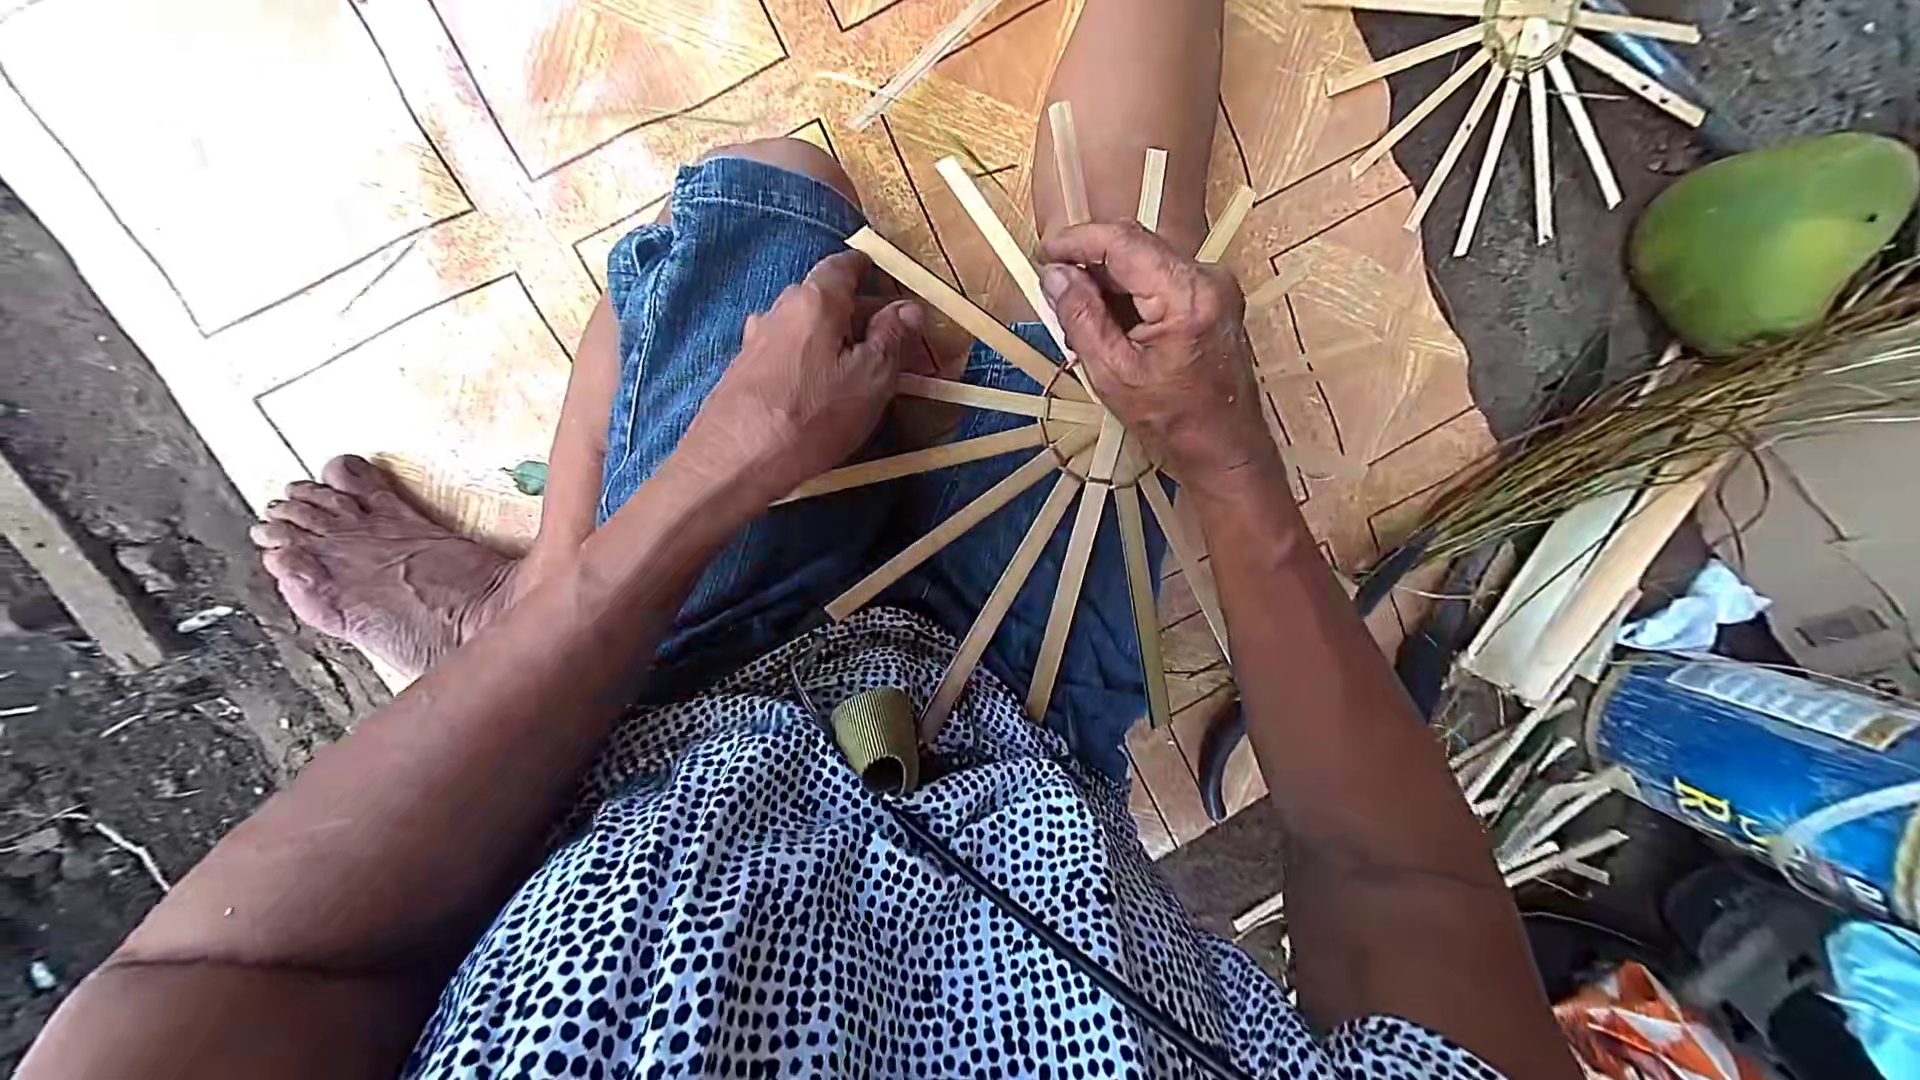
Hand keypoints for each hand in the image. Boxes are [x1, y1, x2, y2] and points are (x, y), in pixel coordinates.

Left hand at [675, 250, 923, 502]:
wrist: (736, 460)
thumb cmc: (813, 417)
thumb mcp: (870, 380)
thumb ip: (892, 339)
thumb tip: (909, 308)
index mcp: (815, 301)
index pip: (844, 266)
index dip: (869, 270)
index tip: (887, 282)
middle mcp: (780, 309)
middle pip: (825, 297)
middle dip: (858, 312)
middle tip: (887, 339)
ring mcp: (756, 339)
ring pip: (805, 327)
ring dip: (832, 338)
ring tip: (855, 369)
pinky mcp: (743, 370)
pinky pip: (787, 351)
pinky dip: (809, 359)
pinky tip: (817, 389)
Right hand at [1039, 223, 1277, 493]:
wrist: (1224, 447)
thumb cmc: (1171, 421)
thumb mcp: (1112, 374)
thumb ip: (1081, 319)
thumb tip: (1054, 276)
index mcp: (1185, 296)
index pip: (1124, 242)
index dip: (1078, 240)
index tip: (1044, 251)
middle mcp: (1208, 278)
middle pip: (1136, 247)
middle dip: (1090, 263)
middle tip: (1054, 290)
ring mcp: (1215, 286)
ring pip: (1146, 262)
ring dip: (1107, 282)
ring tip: (1078, 318)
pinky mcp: (1213, 298)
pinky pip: (1160, 280)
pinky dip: (1128, 295)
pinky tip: (1108, 324)